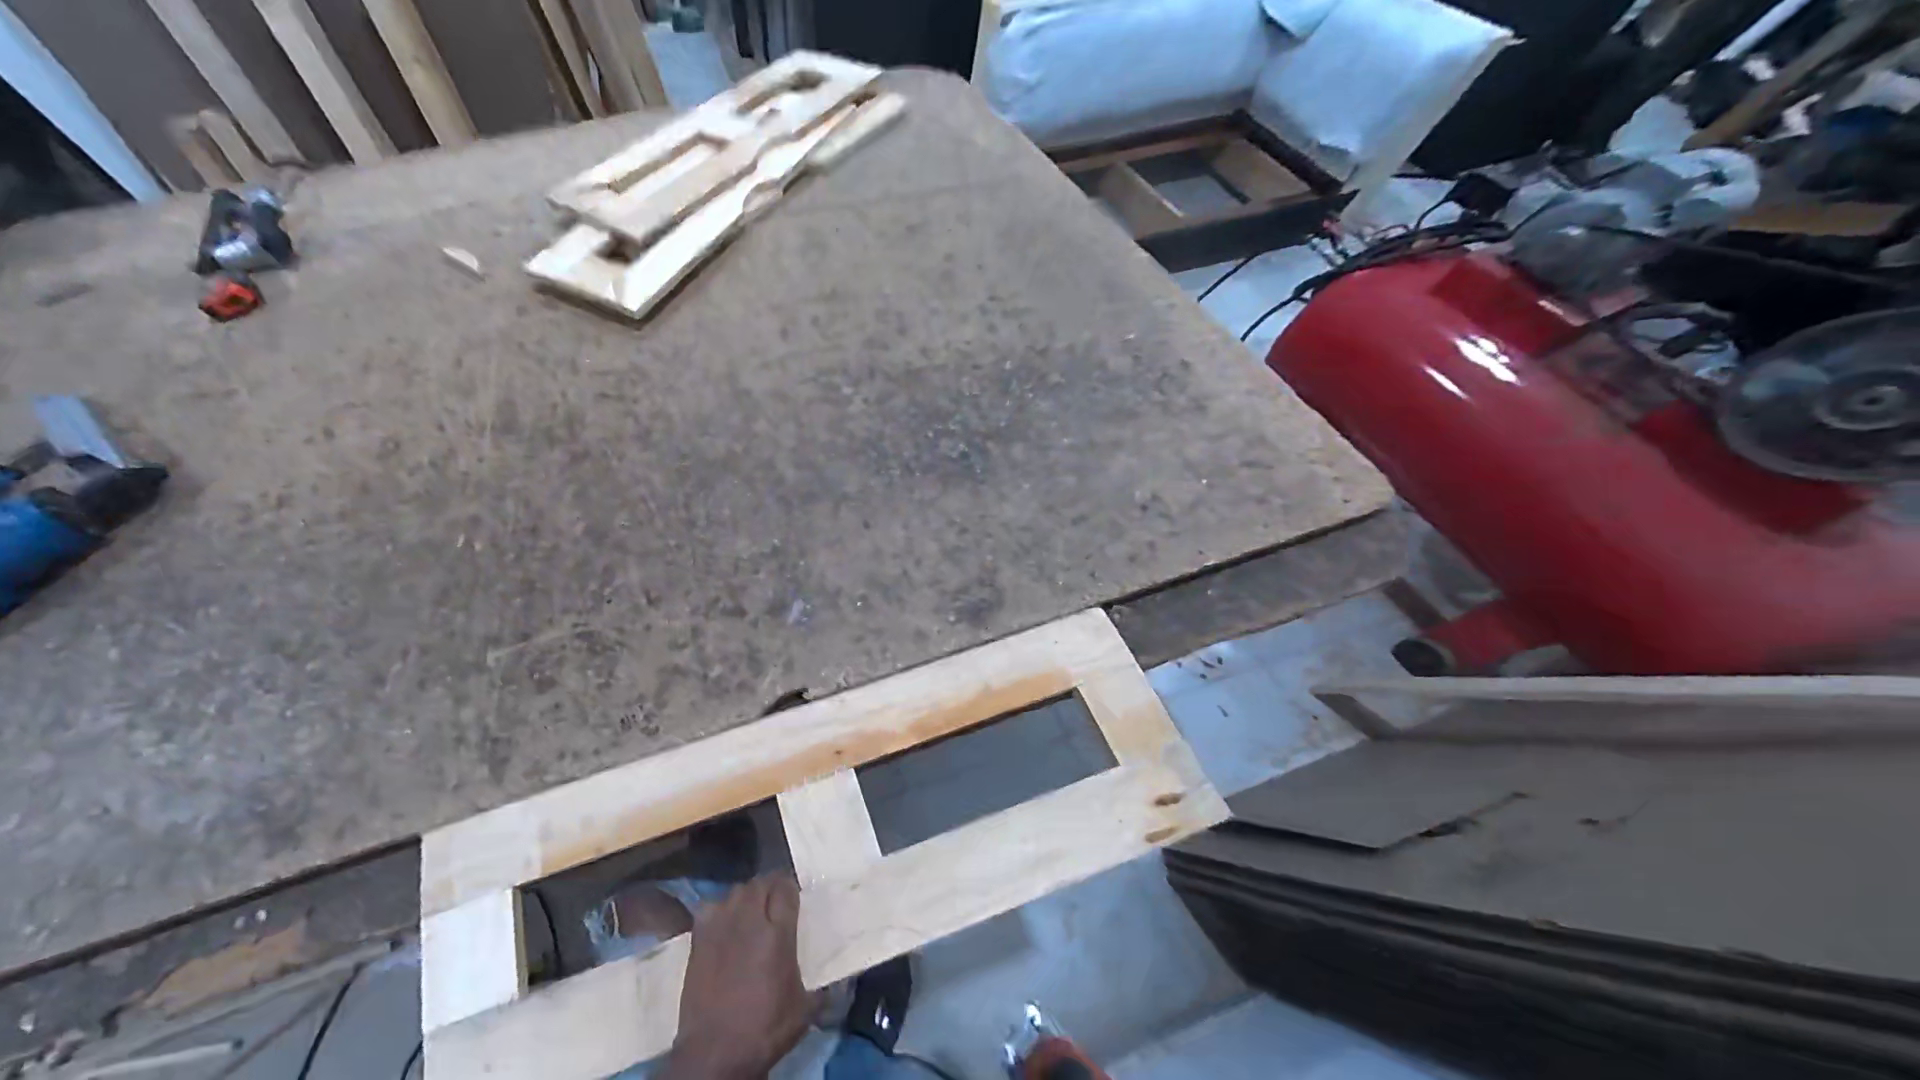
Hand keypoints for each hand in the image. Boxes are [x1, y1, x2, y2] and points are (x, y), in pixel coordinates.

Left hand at [661, 873, 813, 1079]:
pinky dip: (720, 909)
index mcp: (778, 933)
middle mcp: (749, 921)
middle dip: (771, 886)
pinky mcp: (698, 941)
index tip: (796, 897)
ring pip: (736, 890)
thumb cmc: (765, 1029)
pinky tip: (725, 922)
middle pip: (760, 883)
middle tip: (776, 900)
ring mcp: (721, 928)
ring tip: (752, 909)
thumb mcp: (805, 1007)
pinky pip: (710, 908)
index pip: (785, 888)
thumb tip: (834, 978)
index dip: (791, 888)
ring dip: (747, 895)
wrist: (715, 1054)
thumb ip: (820, 982)